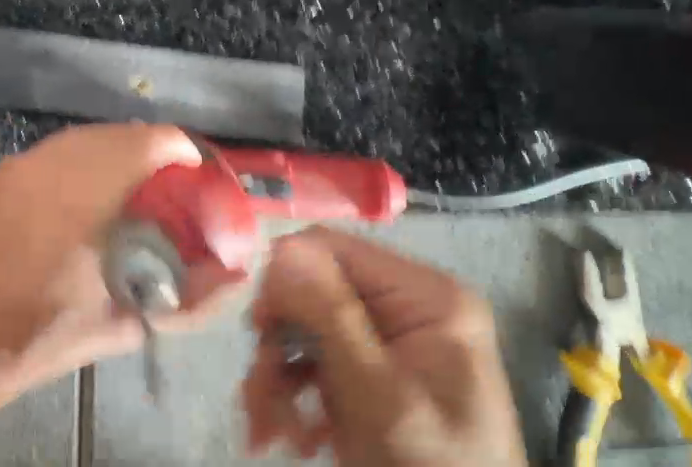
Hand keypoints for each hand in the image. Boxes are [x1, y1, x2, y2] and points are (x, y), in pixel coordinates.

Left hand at [0, 123, 241, 425]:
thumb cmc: (50, 331)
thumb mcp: (127, 322)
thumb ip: (188, 299)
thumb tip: (233, 275)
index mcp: (84, 198)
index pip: (141, 144)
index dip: (175, 145)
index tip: (196, 163)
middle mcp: (52, 169)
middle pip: (113, 133)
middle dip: (149, 144)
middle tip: (174, 171)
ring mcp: (24, 166)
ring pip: (82, 136)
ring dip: (115, 146)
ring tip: (139, 173)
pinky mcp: (6, 173)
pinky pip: (55, 149)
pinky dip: (83, 154)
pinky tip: (95, 181)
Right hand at [242, 227, 528, 465]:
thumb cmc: (433, 464)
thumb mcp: (379, 392)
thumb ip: (331, 314)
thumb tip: (281, 246)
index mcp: (425, 296)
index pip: (329, 248)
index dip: (283, 279)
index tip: (258, 329)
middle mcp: (406, 304)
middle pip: (309, 290)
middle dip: (276, 345)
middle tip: (258, 394)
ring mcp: (386, 338)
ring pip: (300, 328)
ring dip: (275, 377)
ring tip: (269, 428)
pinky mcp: (368, 370)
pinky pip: (311, 360)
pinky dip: (291, 395)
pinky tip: (288, 433)